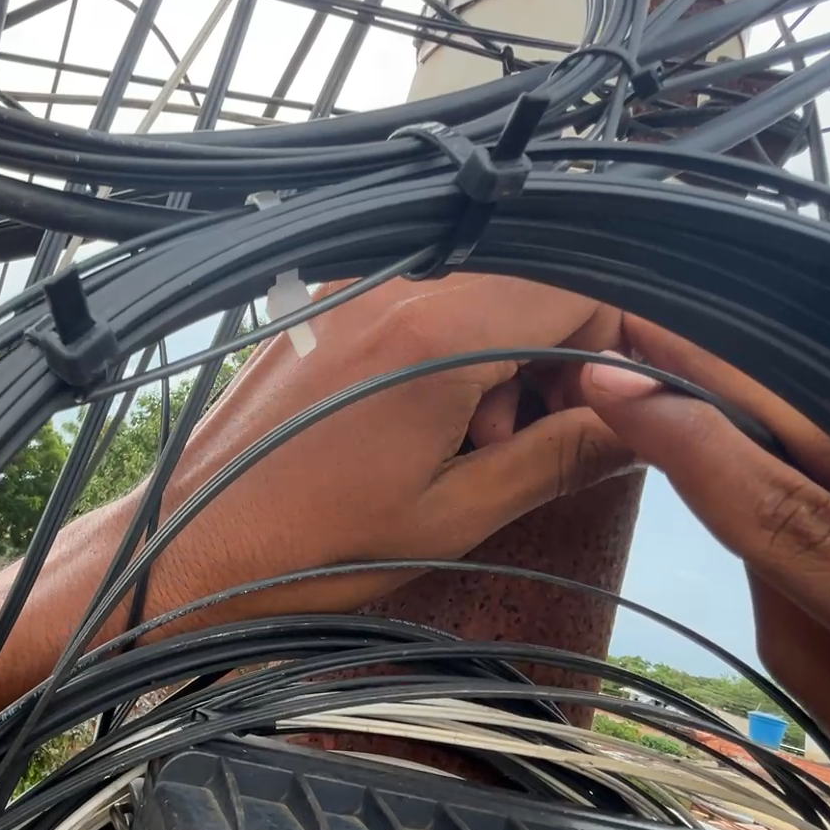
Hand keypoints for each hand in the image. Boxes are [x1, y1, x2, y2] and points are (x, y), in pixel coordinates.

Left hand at [143, 273, 637, 625]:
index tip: (601, 405)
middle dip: (550, 356)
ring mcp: (345, 294)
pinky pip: (412, 305)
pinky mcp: (317, 312)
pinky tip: (411, 419)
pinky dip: (439, 351)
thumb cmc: (312, 544)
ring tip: (457, 444)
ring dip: (492, 358)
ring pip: (470, 293)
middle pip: (525, 284)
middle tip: (516, 441)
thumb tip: (635, 425)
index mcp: (434, 333)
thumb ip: (557, 459)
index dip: (612, 343)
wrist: (195, 540)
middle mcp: (390, 289)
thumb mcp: (451, 516)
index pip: (578, 286)